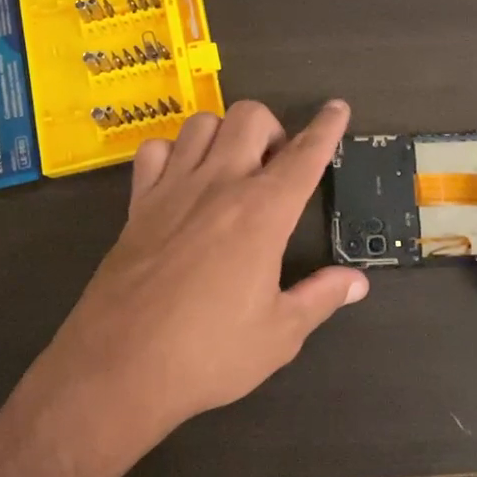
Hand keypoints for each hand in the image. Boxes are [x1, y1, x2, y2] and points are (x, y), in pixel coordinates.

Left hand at [29, 100, 369, 453]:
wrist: (118, 369)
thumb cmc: (208, 354)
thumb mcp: (279, 334)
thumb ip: (320, 297)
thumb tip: (357, 281)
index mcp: (262, 214)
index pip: (304, 155)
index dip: (325, 128)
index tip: (336, 108)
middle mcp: (219, 186)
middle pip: (250, 117)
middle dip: (273, 129)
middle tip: (276, 168)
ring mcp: (173, 190)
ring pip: (202, 122)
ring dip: (225, 134)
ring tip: (231, 167)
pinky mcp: (137, 204)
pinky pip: (155, 150)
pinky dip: (173, 152)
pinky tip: (181, 180)